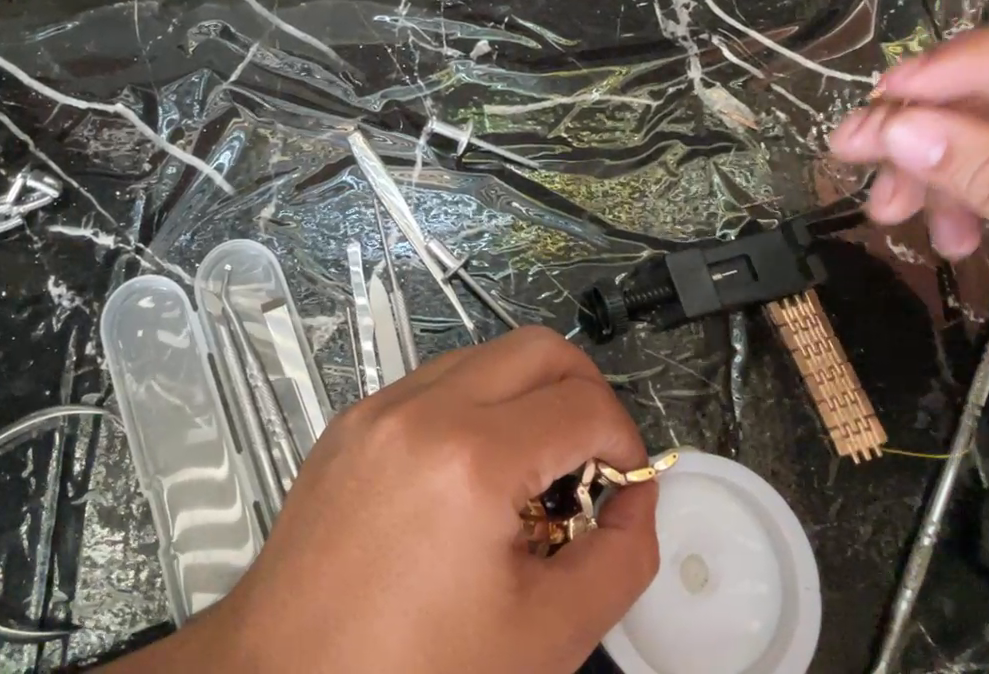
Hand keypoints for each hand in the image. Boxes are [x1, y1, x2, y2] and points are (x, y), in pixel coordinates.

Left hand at [126, 327, 658, 673]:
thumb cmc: (410, 670)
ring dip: (527, 396)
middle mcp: (420, 411)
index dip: (625, 442)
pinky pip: (434, 382)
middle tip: (593, 457)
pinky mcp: (353, 422)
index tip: (622, 485)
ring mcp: (379, 409)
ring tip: (530, 473)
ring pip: (485, 355)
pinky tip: (473, 476)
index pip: (586, 404)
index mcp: (470, 459)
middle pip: (538, 347)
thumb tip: (636, 496)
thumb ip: (623, 556)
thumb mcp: (548, 635)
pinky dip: (474, 407)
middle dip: (585, 392)